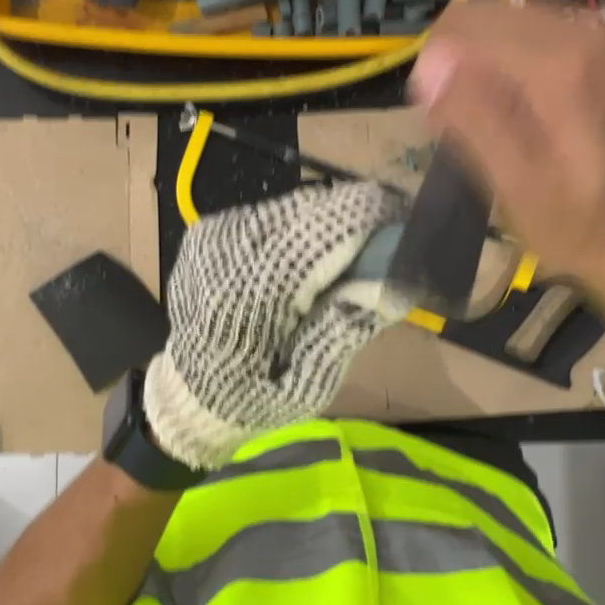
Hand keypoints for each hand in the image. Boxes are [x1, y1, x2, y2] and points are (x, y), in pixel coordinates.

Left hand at [144, 181, 404, 468]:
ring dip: (326, 224)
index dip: (376, 216)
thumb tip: (401, 282)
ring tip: (346, 257)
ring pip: (292, 206)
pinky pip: (270, 216)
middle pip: (311, 208)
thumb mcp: (309, 383)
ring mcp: (212, 236)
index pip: (324, 229)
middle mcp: (225, 251)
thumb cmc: (255, 398)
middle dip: (356, 219)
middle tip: (388, 244)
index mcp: (248, 294)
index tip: (413, 223)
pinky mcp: (208, 231)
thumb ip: (348, 326)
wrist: (191, 392)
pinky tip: (303, 261)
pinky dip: (298, 230)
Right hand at [410, 0, 604, 294]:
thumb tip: (428, 67)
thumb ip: (472, 118)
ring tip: (475, 118)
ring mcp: (587, 37)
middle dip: (452, 62)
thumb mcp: (516, 184)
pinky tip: (500, 107)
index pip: (462, 26)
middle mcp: (577, 33)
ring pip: (495, 20)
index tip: (434, 117)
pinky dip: (495, 62)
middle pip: (478, 14)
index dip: (434, 68)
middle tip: (453, 121)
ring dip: (471, 63)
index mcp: (559, 63)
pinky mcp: (587, 48)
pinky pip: (519, 32)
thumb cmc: (576, 223)